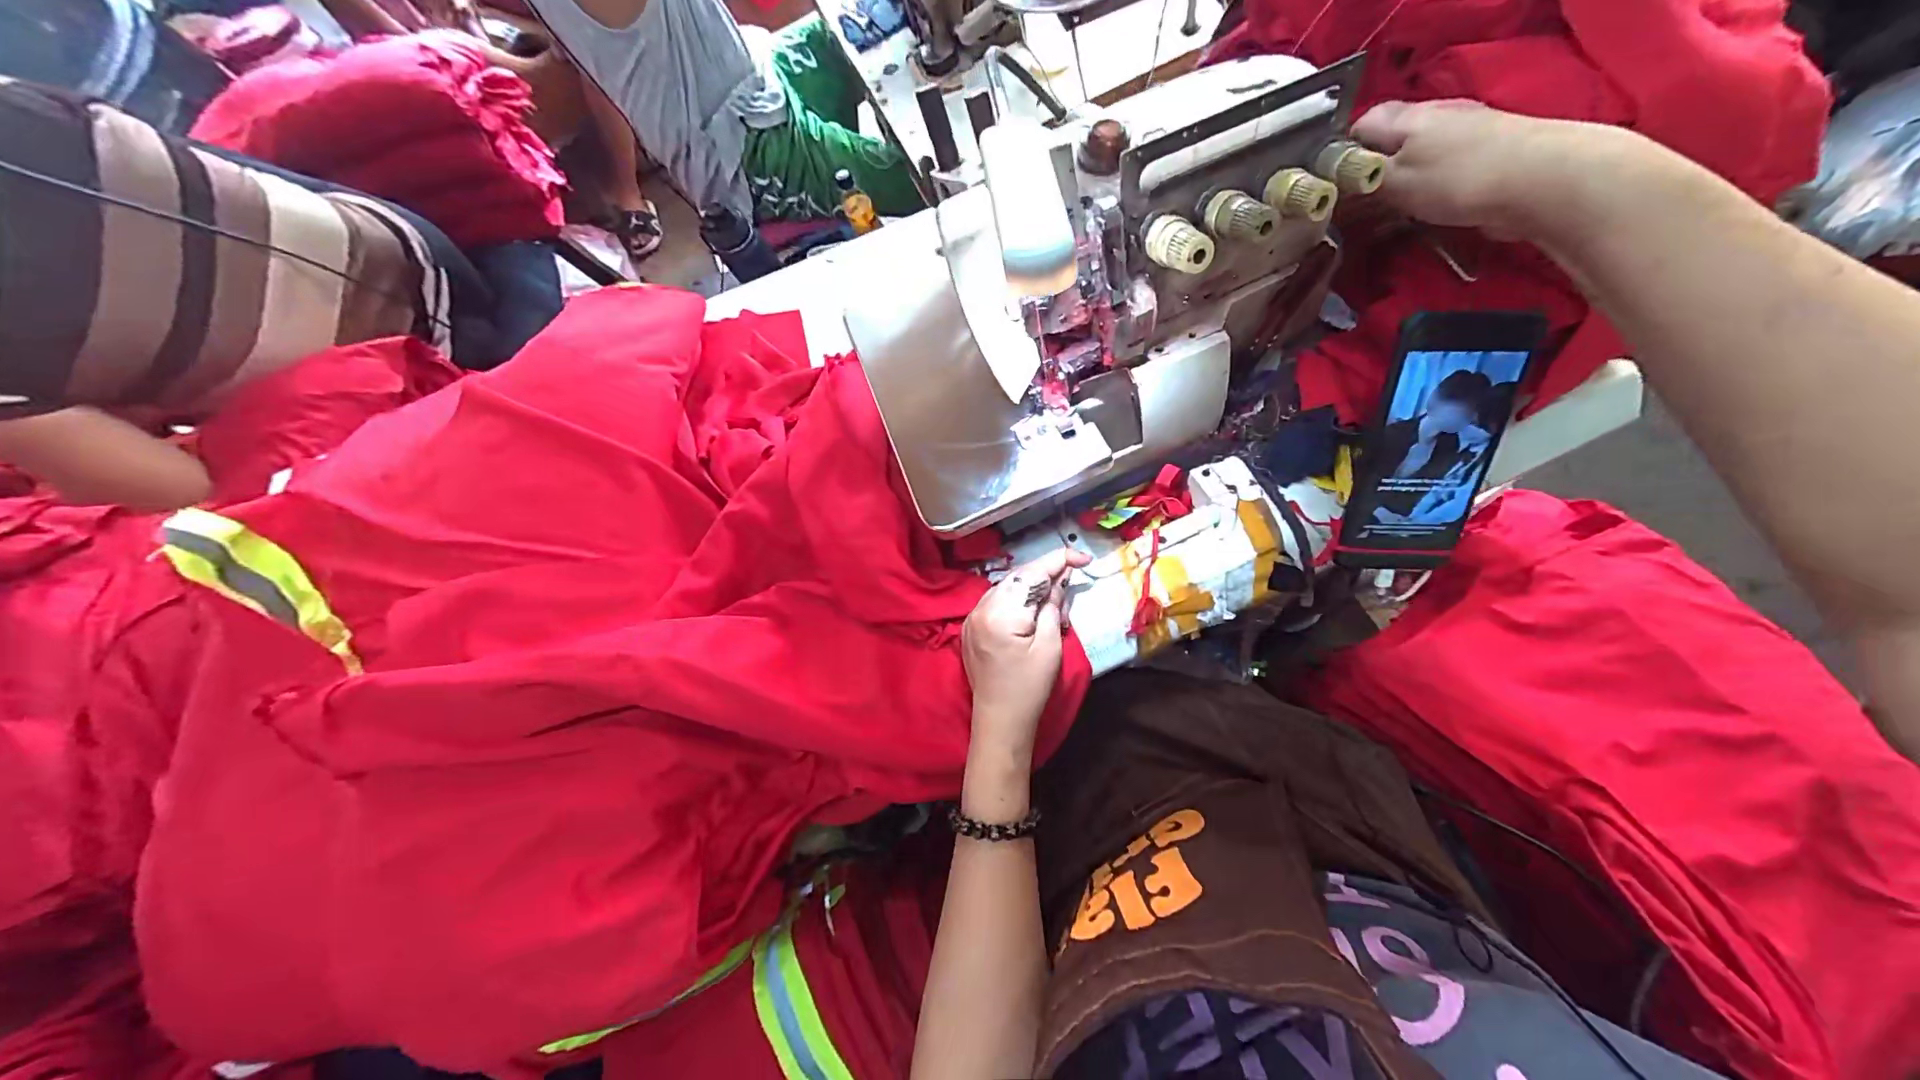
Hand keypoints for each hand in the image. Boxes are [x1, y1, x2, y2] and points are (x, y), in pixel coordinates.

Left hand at [962, 548, 1090, 758]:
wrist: (1000, 720)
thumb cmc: (1029, 688)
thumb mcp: (1050, 646)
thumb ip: (1052, 607)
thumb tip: (1058, 580)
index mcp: (999, 613)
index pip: (1031, 574)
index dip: (1058, 560)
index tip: (1082, 558)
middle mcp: (980, 609)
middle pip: (1017, 578)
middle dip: (1046, 575)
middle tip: (1071, 584)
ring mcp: (972, 617)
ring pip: (1007, 587)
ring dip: (1032, 587)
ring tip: (1055, 602)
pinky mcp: (971, 627)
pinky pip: (997, 601)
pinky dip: (1017, 599)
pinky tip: (1033, 610)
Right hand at [1353, 100, 1655, 241]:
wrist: (1541, 183)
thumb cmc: (1460, 176)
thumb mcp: (1394, 181)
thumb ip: (1359, 181)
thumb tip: (1332, 183)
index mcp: (1409, 118)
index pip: (1358, 128)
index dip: (1337, 157)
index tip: (1323, 189)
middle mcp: (1433, 124)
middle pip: (1382, 152)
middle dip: (1360, 182)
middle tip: (1340, 218)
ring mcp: (1458, 145)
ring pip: (1405, 172)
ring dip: (1385, 199)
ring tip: (1368, 228)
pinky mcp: (1476, 169)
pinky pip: (1429, 186)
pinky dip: (1412, 206)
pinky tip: (1405, 226)